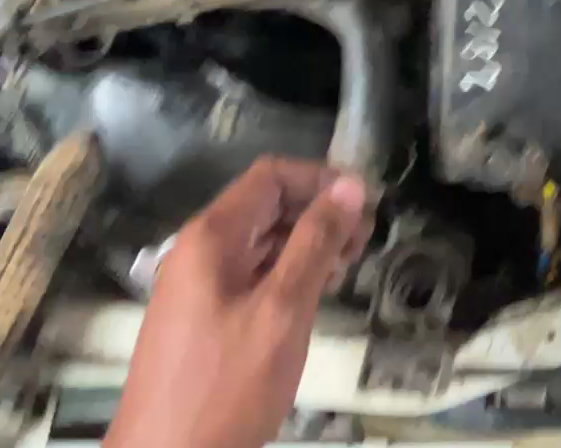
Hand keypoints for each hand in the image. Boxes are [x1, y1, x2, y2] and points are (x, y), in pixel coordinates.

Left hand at [106, 158, 370, 447]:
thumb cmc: (226, 385)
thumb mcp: (282, 310)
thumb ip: (317, 242)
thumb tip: (351, 185)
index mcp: (212, 235)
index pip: (271, 175)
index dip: (319, 179)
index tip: (361, 204)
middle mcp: (200, 249)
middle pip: (266, 205)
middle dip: (318, 211)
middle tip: (363, 240)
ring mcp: (198, 286)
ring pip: (261, 241)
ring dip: (307, 243)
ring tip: (347, 266)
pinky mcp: (203, 318)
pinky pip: (251, 273)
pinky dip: (287, 272)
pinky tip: (315, 293)